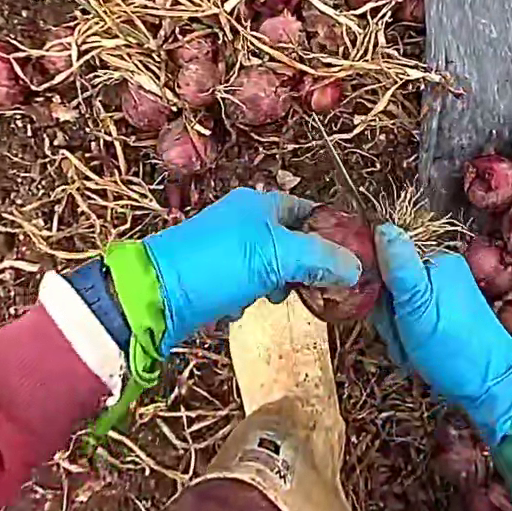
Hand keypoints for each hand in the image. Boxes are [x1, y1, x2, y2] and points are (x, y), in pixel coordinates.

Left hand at [145, 188, 362, 347]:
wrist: (154, 294)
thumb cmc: (220, 263)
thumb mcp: (279, 256)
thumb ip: (321, 259)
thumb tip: (357, 268)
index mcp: (259, 203)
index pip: (307, 210)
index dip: (328, 232)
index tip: (344, 257)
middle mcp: (242, 218)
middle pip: (289, 238)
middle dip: (302, 263)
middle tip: (311, 285)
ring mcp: (225, 244)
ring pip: (268, 262)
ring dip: (276, 281)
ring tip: (274, 298)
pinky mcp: (210, 270)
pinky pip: (244, 279)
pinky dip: (249, 293)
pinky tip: (242, 307)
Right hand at [371, 224, 511, 442]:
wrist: (492, 386)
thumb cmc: (452, 346)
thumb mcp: (417, 304)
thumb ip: (399, 265)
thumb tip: (382, 226)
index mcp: (437, 260)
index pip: (387, 258)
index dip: (377, 286)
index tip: (382, 311)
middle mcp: (442, 271)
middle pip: (392, 283)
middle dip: (388, 315)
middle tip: (400, 337)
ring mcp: (445, 294)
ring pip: (399, 306)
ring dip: (397, 331)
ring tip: (411, 350)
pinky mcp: (446, 316)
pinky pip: (414, 320)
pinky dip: (409, 338)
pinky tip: (417, 356)